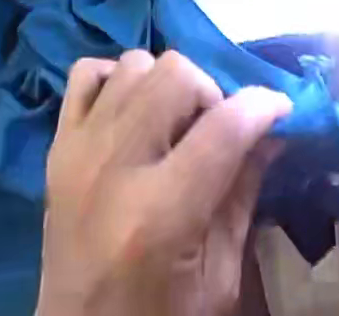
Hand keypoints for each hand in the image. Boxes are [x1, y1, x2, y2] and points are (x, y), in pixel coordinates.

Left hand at [38, 51, 292, 315]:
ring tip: (173, 124)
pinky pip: (86, 71)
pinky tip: (132, 111)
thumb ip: (243, 192)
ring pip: (135, 63)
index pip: (222, 129)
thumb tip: (273, 129)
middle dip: (210, 93)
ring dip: (165, 85)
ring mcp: (79, 148)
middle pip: (175, 75)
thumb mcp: (219, 275)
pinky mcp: (57, 143)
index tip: (280, 108)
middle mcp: (115, 166)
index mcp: (160, 213)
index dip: (261, 106)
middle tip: (215, 130)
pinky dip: (116, 79)